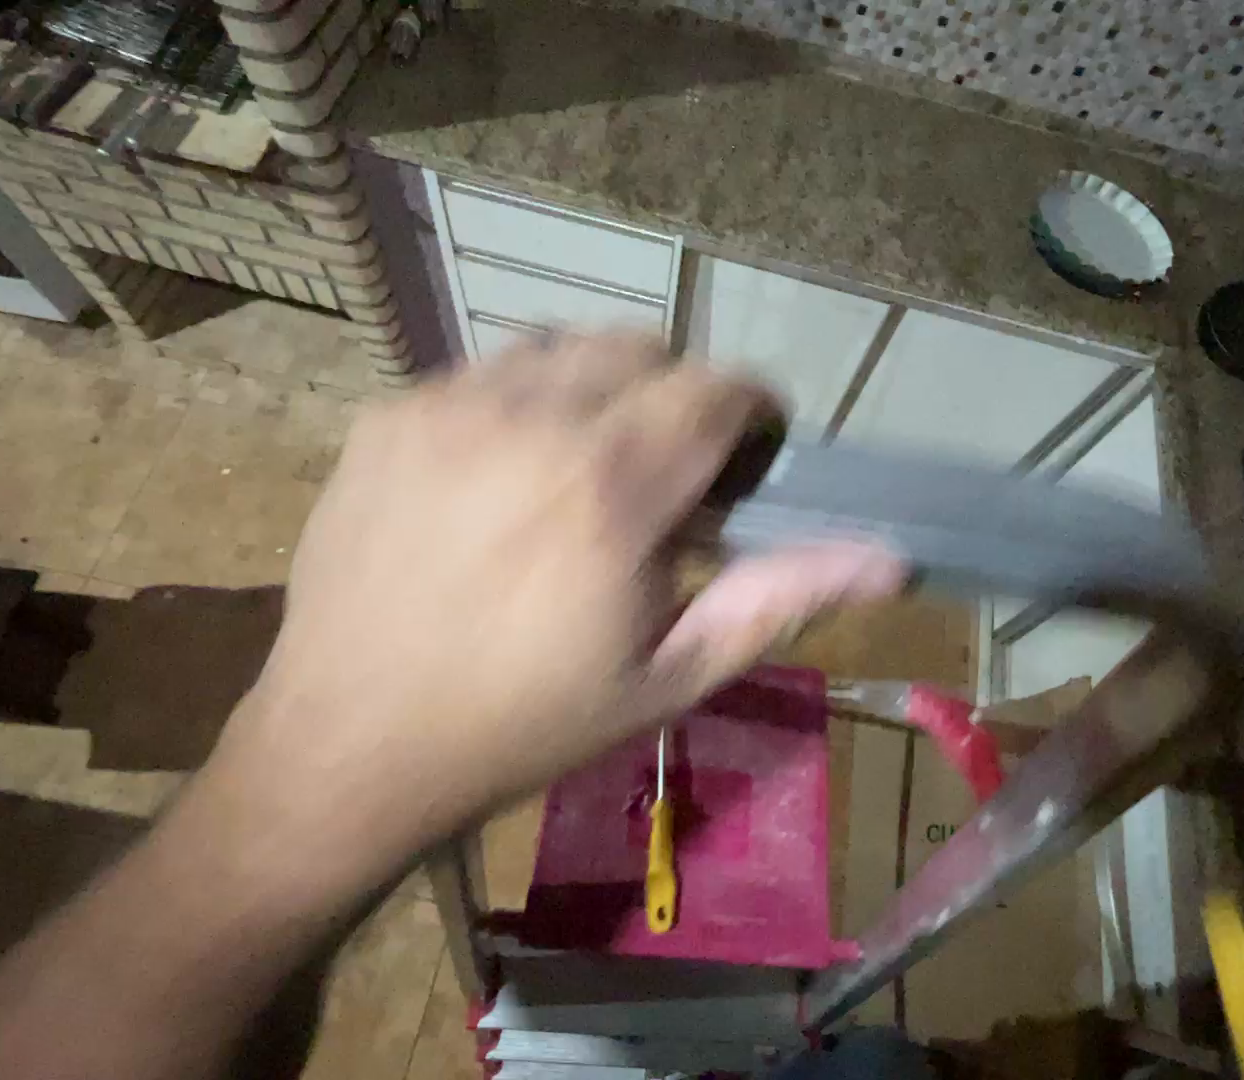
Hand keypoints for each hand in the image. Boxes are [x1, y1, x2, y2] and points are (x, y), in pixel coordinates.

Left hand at [180, 333, 904, 904]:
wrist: (353, 745)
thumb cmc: (528, 724)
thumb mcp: (670, 678)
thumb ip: (778, 599)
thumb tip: (890, 560)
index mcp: (612, 486)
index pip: (716, 387)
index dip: (750, 410)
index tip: (749, 453)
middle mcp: (531, 419)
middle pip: (644, 348)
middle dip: (677, 396)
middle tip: (668, 473)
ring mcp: (448, 407)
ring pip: (564, 346)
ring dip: (600, 390)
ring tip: (588, 466)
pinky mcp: (390, 416)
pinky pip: (484, 373)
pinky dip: (522, 403)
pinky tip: (506, 475)